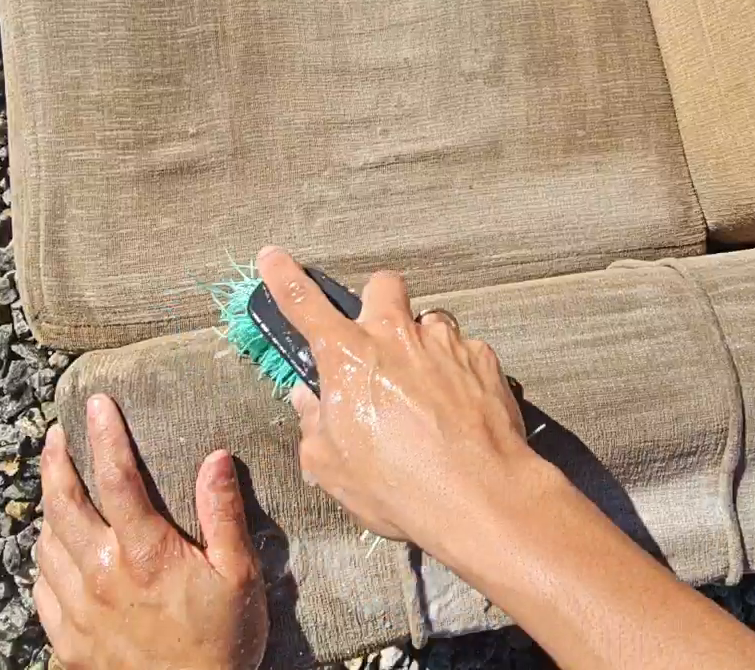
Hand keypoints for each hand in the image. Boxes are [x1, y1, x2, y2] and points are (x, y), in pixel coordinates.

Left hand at [35, 394, 267, 669]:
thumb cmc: (222, 643)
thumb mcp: (239, 575)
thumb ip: (223, 514)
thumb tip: (215, 457)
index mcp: (145, 553)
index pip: (117, 478)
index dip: (105, 435)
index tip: (97, 403)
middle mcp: (102, 575)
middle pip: (64, 506)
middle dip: (55, 463)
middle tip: (54, 435)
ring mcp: (79, 612)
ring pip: (46, 545)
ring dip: (46, 507)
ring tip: (53, 483)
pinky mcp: (68, 644)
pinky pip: (41, 589)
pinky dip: (41, 558)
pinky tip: (50, 548)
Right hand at [255, 246, 533, 550]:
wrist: (478, 496)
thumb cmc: (398, 486)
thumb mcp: (330, 465)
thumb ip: (314, 423)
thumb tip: (310, 400)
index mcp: (349, 357)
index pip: (304, 304)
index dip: (284, 276)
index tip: (273, 257)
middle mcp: (396, 335)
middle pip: (382, 286)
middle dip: (378, 302)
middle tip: (380, 339)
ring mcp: (442, 341)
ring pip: (428, 322)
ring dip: (422, 345)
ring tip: (426, 391)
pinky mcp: (481, 356)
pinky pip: (463, 352)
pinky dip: (456, 372)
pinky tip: (458, 409)